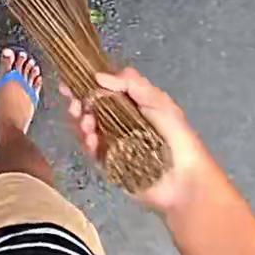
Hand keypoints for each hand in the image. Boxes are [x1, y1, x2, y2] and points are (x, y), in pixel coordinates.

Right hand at [63, 67, 215, 216]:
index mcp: (128, 103)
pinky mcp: (109, 162)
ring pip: (86, 127)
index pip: (101, 89)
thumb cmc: (175, 134)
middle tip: (73, 104)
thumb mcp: (157, 100)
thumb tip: (98, 76)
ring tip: (86, 123)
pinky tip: (92, 140)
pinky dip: (87, 142)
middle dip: (77, 103)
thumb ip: (130, 83)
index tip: (69, 82)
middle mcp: (117, 120)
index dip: (84, 84)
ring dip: (80, 121)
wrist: (185, 178)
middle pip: (88, 107)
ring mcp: (111, 141)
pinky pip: (91, 150)